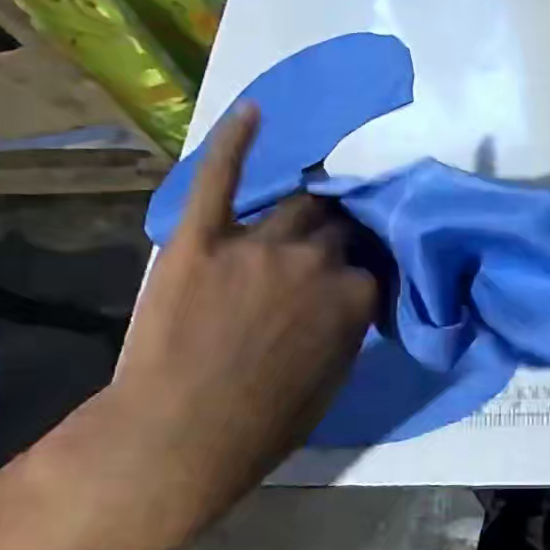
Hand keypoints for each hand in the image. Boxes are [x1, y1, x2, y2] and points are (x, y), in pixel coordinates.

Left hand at [49, 103, 378, 546]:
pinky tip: (252, 111)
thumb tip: (354, 299)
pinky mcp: (202, 237)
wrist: (176, 439)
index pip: (373, 267)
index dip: (366, 273)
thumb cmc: (264, 425)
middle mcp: (315, 258)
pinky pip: (221, 177)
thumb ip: (351, 325)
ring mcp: (257, 243)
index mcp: (354, 296)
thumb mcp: (335, 379)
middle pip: (339, 227)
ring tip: (307, 206)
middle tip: (332, 244)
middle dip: (341, 234)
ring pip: (297, 204)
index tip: (358, 282)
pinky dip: (236, 139)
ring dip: (307, 207)